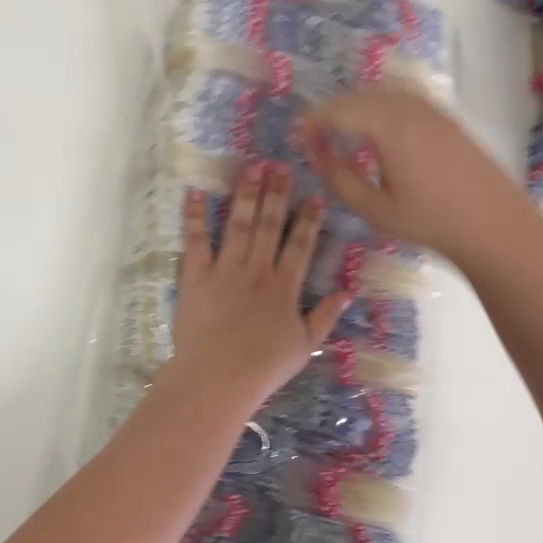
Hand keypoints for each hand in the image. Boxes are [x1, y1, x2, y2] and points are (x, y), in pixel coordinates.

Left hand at [170, 162, 349, 413]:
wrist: (220, 377)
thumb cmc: (263, 368)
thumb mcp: (305, 347)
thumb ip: (325, 317)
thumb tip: (347, 292)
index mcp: (285, 288)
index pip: (300, 245)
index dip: (308, 220)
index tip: (314, 196)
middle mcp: (258, 272)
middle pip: (269, 226)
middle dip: (276, 194)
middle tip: (280, 166)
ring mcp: (226, 272)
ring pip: (238, 225)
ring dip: (245, 194)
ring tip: (250, 168)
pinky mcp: (196, 278)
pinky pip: (196, 242)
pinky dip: (195, 217)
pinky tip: (195, 193)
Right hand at [303, 88, 534, 259]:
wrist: (492, 222)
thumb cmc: (428, 220)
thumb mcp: (373, 208)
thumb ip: (339, 177)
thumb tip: (315, 152)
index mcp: (389, 127)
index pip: (339, 110)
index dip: (313, 121)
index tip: (297, 138)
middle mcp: (410, 108)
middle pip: (360, 95)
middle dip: (332, 111)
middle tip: (314, 136)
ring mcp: (432, 110)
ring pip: (383, 92)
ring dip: (357, 106)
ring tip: (341, 132)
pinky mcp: (446, 118)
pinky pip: (404, 99)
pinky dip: (380, 107)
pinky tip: (376, 132)